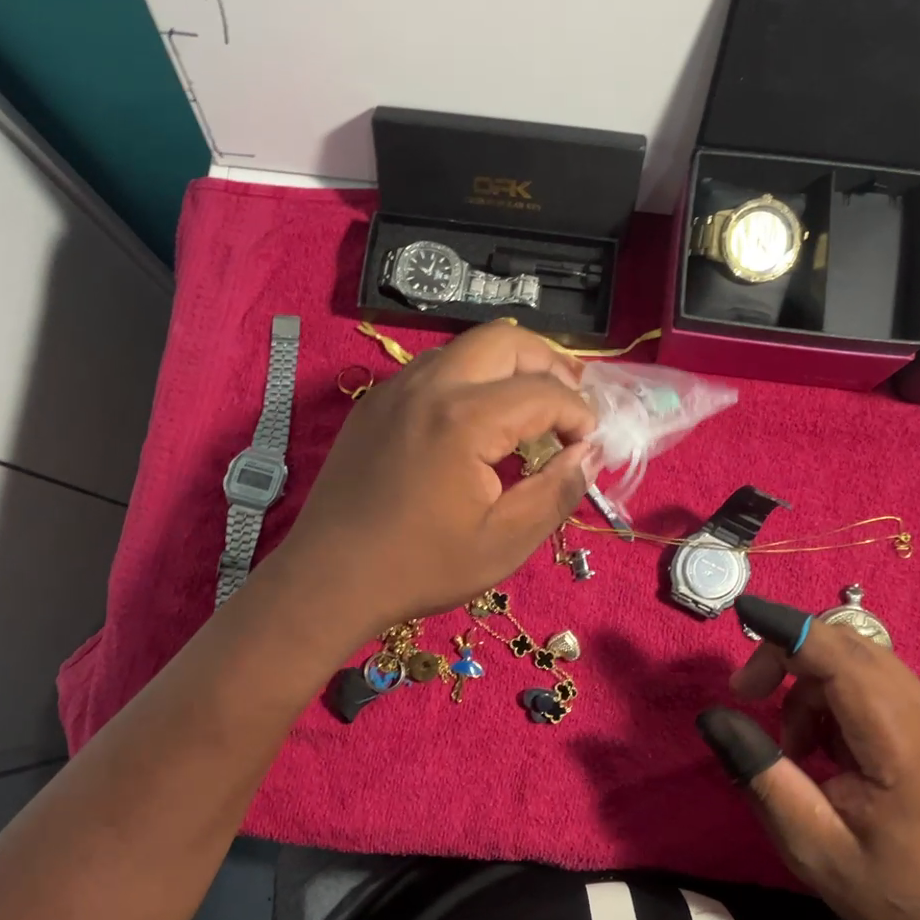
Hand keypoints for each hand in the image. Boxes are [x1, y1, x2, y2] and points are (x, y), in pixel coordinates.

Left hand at [271, 322, 595, 629]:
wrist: (329, 579)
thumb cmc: (421, 567)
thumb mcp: (505, 542)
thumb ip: (557, 491)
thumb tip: (590, 454)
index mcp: (464, 418)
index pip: (545, 392)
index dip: (580, 415)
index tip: (590, 445)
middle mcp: (429, 385)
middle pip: (505, 340)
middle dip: (549, 366)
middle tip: (568, 407)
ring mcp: (394, 389)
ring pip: (466, 348)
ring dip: (506, 368)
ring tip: (528, 411)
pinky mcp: (374, 404)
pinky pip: (433, 369)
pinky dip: (469, 381)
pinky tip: (475, 425)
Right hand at [697, 609, 919, 919]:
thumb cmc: (885, 889)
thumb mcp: (808, 844)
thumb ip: (760, 773)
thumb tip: (714, 714)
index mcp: (905, 747)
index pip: (843, 659)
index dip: (789, 628)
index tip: (741, 612)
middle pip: (847, 646)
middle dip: (787, 655)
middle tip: (747, 697)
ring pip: (856, 658)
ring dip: (808, 683)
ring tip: (797, 749)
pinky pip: (872, 678)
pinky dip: (832, 695)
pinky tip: (826, 747)